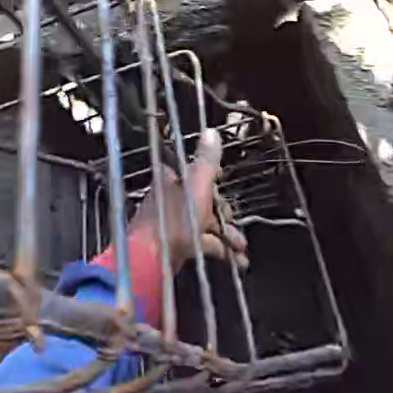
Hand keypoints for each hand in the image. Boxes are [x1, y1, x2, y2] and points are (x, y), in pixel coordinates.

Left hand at [130, 128, 247, 271]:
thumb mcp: (196, 186)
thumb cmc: (173, 221)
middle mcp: (172, 198)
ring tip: (241, 248)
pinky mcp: (178, 243)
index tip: (228, 196)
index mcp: (172, 180)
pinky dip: (220, 250)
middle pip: (206, 202)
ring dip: (227, 235)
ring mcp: (174, 222)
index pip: (200, 176)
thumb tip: (211, 131)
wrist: (152, 258)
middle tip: (235, 226)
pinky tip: (236, 260)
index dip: (217, 186)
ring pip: (207, 223)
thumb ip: (206, 161)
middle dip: (226, 216)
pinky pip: (204, 243)